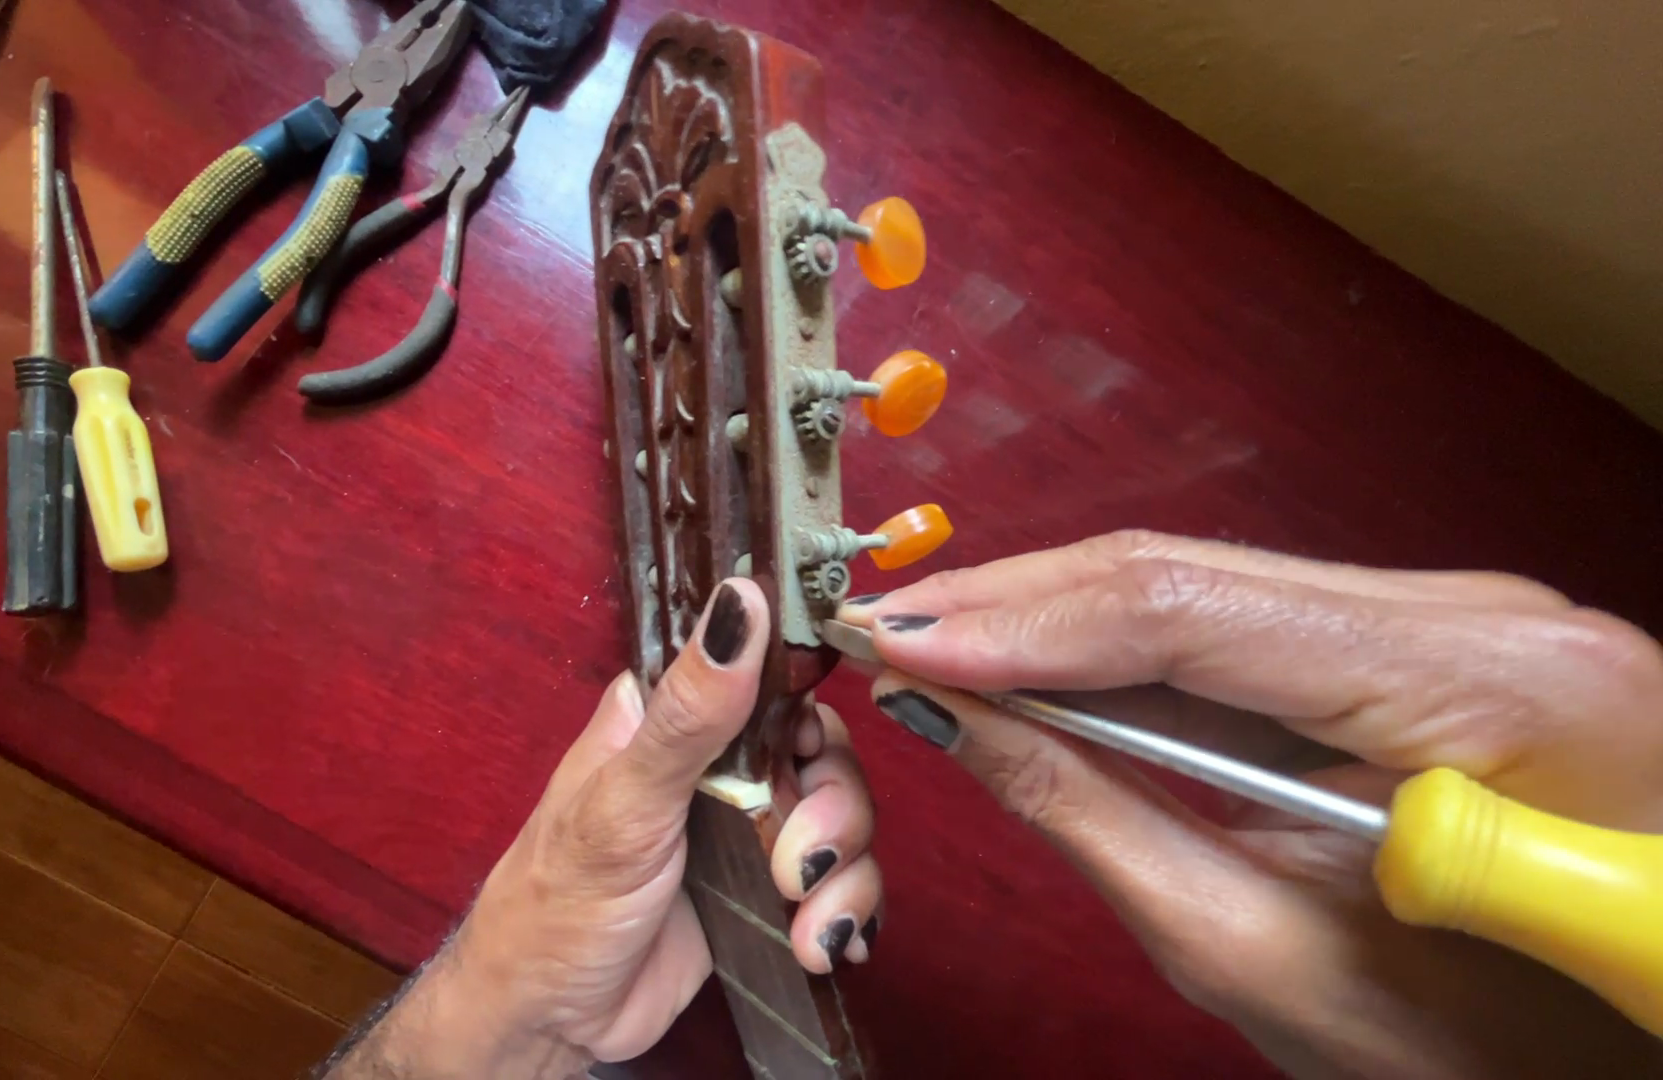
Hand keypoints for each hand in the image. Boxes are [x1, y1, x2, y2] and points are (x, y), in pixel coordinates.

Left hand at [330, 579, 880, 1077]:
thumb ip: (689, 710)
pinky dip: (845, 910)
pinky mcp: (769, 883)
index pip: (764, 671)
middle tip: (800, 863)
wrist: (553, 1019)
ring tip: (807, 921)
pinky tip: (819, 945)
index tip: (813, 744)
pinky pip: (841, 875)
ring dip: (844, 870)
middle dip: (834, 805)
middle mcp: (720, 757)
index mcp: (675, 713)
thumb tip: (742, 597)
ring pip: (842, 812)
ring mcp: (750, 821)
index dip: (808, 696)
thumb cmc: (566, 894)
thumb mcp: (627, 798)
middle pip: (820, 746)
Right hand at [842, 530, 1662, 1079]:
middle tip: (876, 626)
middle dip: (998, 604)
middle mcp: (1454, 605)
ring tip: (917, 634)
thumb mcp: (1260, 953)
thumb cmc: (1492, 1049)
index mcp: (1477, 679)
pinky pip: (1199, 622)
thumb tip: (940, 711)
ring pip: (1169, 584)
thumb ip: (1082, 812)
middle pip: (1163, 573)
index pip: (1176, 610)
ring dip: (1029, 615)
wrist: (1638, 1040)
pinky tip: (1007, 653)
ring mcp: (1422, 609)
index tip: (888, 642)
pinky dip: (1089, 642)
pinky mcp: (1380, 634)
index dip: (1012, 624)